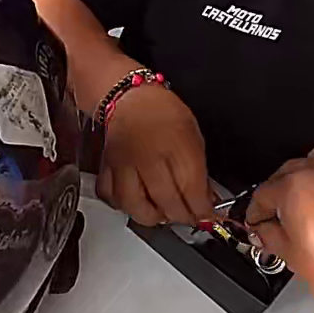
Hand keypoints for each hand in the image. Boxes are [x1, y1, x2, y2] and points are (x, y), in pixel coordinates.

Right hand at [99, 85, 213, 226]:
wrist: (128, 96)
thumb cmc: (162, 111)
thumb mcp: (193, 136)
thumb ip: (198, 171)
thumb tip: (205, 200)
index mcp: (177, 146)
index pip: (193, 191)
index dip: (202, 210)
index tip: (206, 215)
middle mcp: (150, 157)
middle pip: (167, 203)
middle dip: (182, 216)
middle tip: (187, 215)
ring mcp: (125, 164)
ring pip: (136, 207)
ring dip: (153, 215)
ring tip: (162, 211)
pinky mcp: (107, 168)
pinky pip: (112, 197)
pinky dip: (124, 204)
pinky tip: (136, 200)